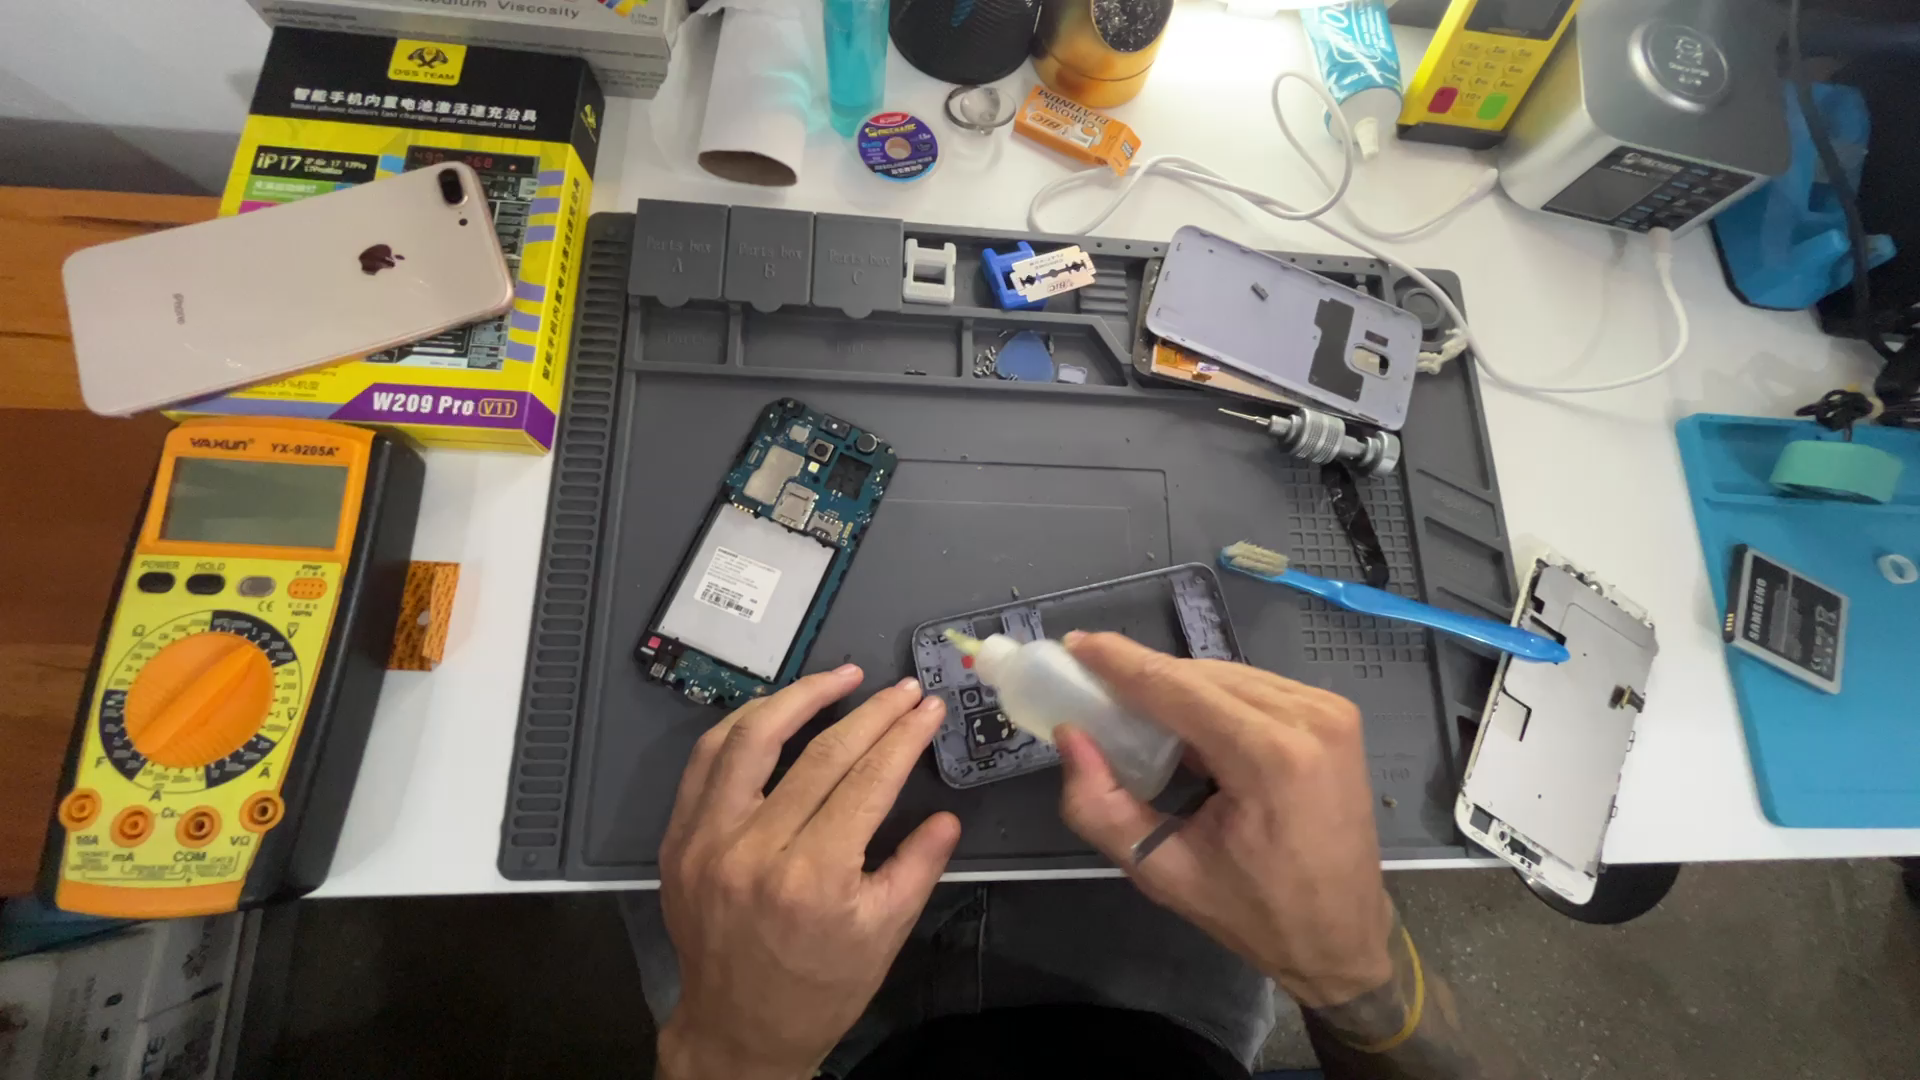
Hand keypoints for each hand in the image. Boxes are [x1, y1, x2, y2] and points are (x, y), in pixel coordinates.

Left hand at [656, 666, 959, 1079]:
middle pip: (821, 754)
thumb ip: (919, 866)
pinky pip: (706, 759)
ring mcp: (707, 839)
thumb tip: (946, 813)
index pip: (869, 781)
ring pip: (752, 738)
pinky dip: (745, 723)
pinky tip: (778, 707)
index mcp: (814, 878)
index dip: (904, 736)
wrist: (736, 1032)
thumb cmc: (820, 987)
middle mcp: (755, 850)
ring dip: (802, 695)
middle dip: (872, 712)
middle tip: (902, 689)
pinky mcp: (679, 837)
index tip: (927, 707)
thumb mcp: (886, 934)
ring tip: (843, 676)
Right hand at [1055, 633, 1392, 1007]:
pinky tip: (1189, 723)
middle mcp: (1308, 719)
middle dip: (1142, 677)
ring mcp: (1328, 710)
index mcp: (1271, 759)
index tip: (1075, 644)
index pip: (1176, 688)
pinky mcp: (1334, 711)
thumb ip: (1100, 806)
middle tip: (1095, 689)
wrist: (1343, 939)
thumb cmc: (1253, 912)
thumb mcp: (1161, 871)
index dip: (1119, 661)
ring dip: (1174, 686)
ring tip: (1137, 711)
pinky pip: (1250, 684)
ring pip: (1223, 674)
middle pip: (1198, 675)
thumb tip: (1071, 734)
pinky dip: (1210, 695)